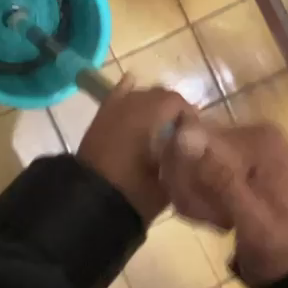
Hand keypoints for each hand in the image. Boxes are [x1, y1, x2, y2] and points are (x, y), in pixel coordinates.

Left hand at [75, 76, 192, 223]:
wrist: (91, 201)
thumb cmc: (135, 193)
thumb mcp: (168, 178)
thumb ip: (181, 155)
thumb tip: (189, 142)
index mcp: (148, 116)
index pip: (176, 101)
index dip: (189, 114)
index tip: (196, 134)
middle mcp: (130, 104)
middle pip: (158, 94)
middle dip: (172, 109)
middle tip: (181, 131)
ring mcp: (112, 108)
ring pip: (139, 94)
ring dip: (153, 104)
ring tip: (161, 125)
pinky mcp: (100, 116)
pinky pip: (116, 95)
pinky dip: (126, 91)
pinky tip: (133, 86)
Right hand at [161, 118, 287, 284]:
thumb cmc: (286, 246)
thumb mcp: (253, 218)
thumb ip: (219, 177)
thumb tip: (183, 133)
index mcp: (257, 139)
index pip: (191, 138)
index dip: (184, 174)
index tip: (197, 210)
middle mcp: (248, 133)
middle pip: (188, 147)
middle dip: (190, 187)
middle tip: (209, 220)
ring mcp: (243, 147)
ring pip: (188, 161)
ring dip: (193, 195)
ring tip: (217, 221)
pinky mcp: (237, 162)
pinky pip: (198, 169)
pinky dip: (200, 196)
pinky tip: (216, 216)